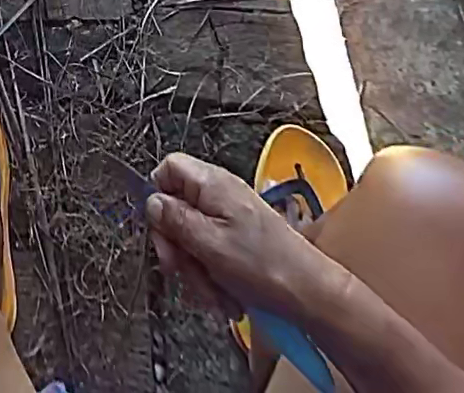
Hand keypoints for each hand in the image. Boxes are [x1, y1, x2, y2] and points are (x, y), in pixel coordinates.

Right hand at [145, 152, 347, 319]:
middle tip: (182, 270)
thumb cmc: (265, 266)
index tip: (162, 229)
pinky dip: (212, 272)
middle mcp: (219, 192)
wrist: (312, 294)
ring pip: (191, 233)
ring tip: (211, 291)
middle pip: (176, 206)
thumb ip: (174, 219)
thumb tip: (150, 202)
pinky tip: (223, 293)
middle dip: (177, 244)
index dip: (158, 195)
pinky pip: (210, 249)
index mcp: (211, 183)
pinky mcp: (239, 236)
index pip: (168, 168)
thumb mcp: (208, 243)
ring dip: (195, 266)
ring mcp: (230, 214)